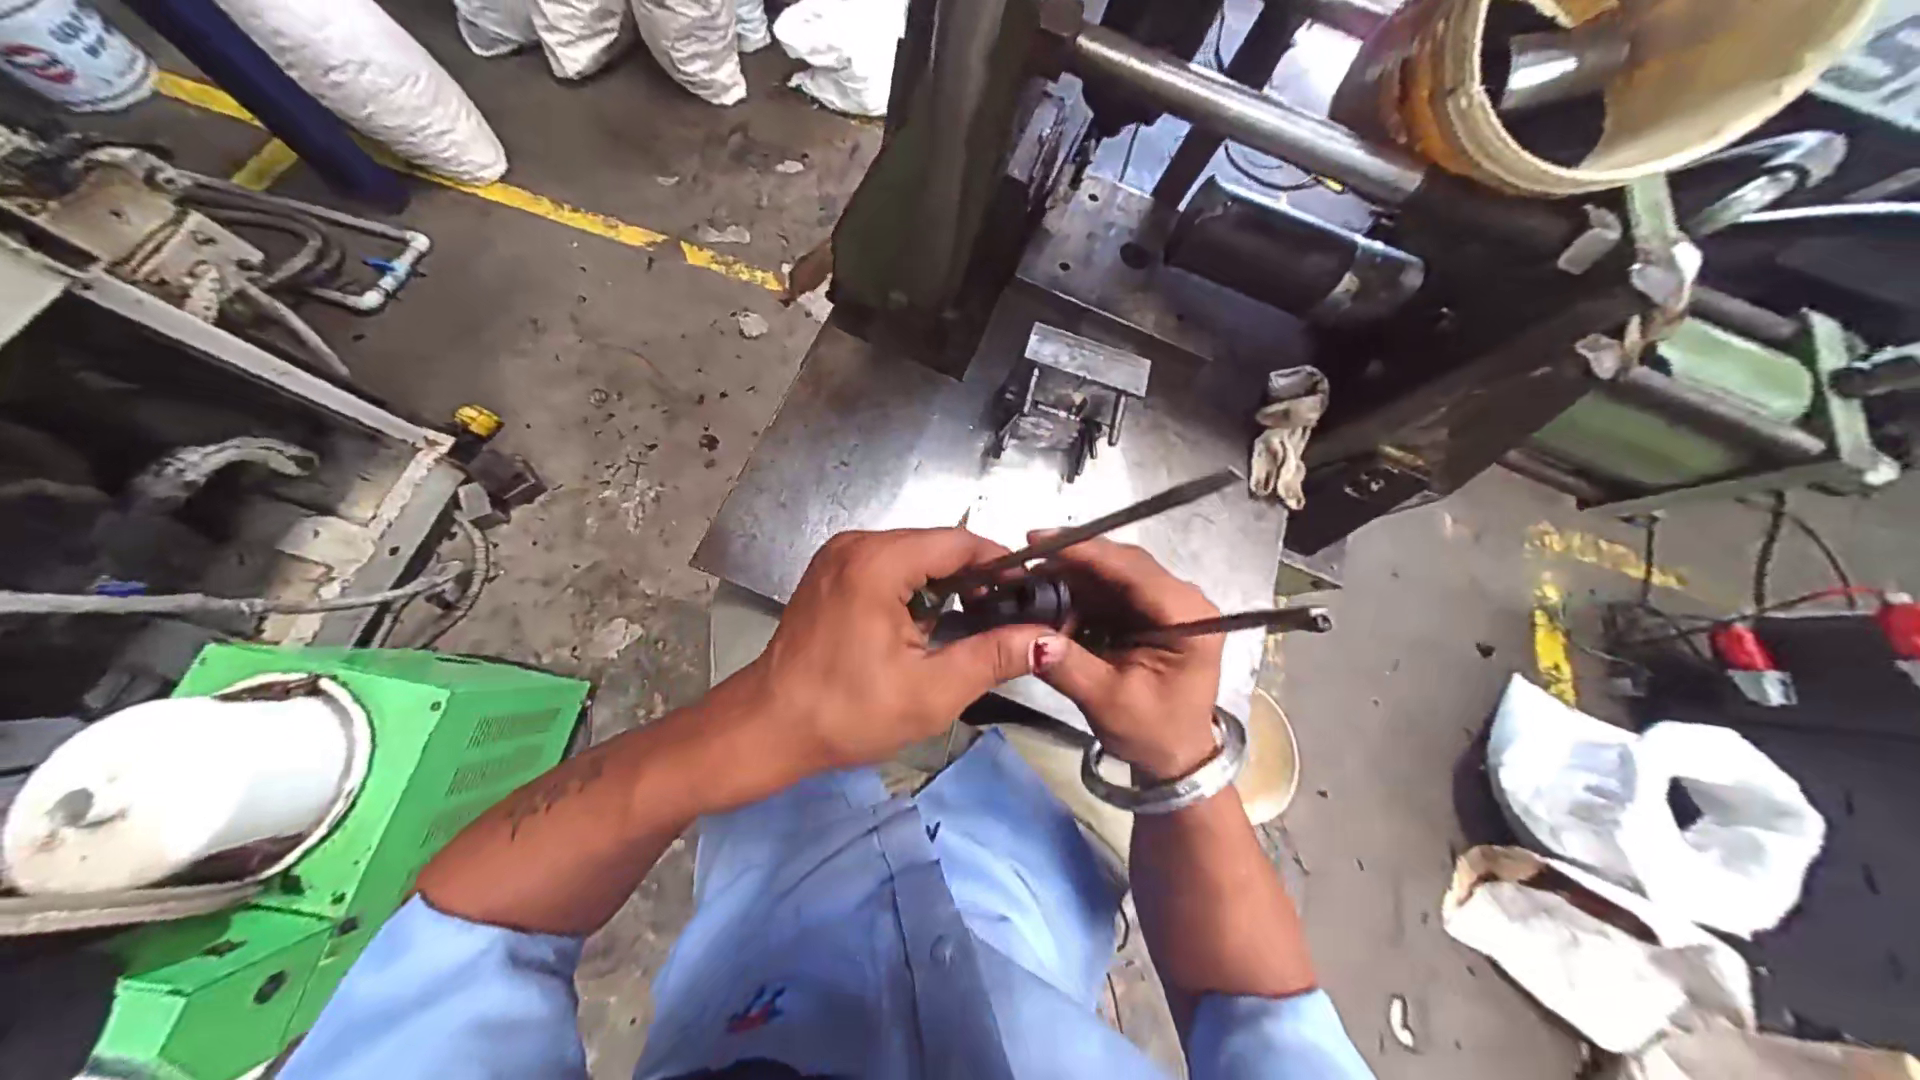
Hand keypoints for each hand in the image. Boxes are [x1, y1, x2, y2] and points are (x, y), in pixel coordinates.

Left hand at [737, 528, 1054, 772]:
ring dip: (945, 582)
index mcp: (878, 562)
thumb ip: (993, 657)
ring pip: (913, 555)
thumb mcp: (931, 690)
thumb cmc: (847, 712)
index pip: (958, 542)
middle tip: (1005, 613)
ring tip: (973, 621)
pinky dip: (915, 586)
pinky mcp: (830, 572)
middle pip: (935, 544)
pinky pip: (888, 565)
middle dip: (974, 575)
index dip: (1000, 563)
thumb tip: (1049, 641)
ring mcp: (838, 556)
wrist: (768, 727)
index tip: (1028, 592)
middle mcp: (856, 545)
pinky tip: (928, 621)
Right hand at [1028, 536, 1222, 778]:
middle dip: (1071, 559)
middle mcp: (1180, 599)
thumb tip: (1030, 637)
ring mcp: (1162, 603)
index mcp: (1187, 616)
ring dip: (1070, 575)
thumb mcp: (1109, 702)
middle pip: (1121, 563)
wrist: (1174, 756)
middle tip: (1023, 557)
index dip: (1086, 551)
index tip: (1040, 541)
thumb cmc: (1153, 732)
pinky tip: (1047, 597)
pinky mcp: (1144, 611)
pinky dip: (1076, 592)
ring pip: (1110, 572)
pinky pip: (1106, 589)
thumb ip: (1070, 666)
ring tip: (1027, 579)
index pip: (1134, 569)